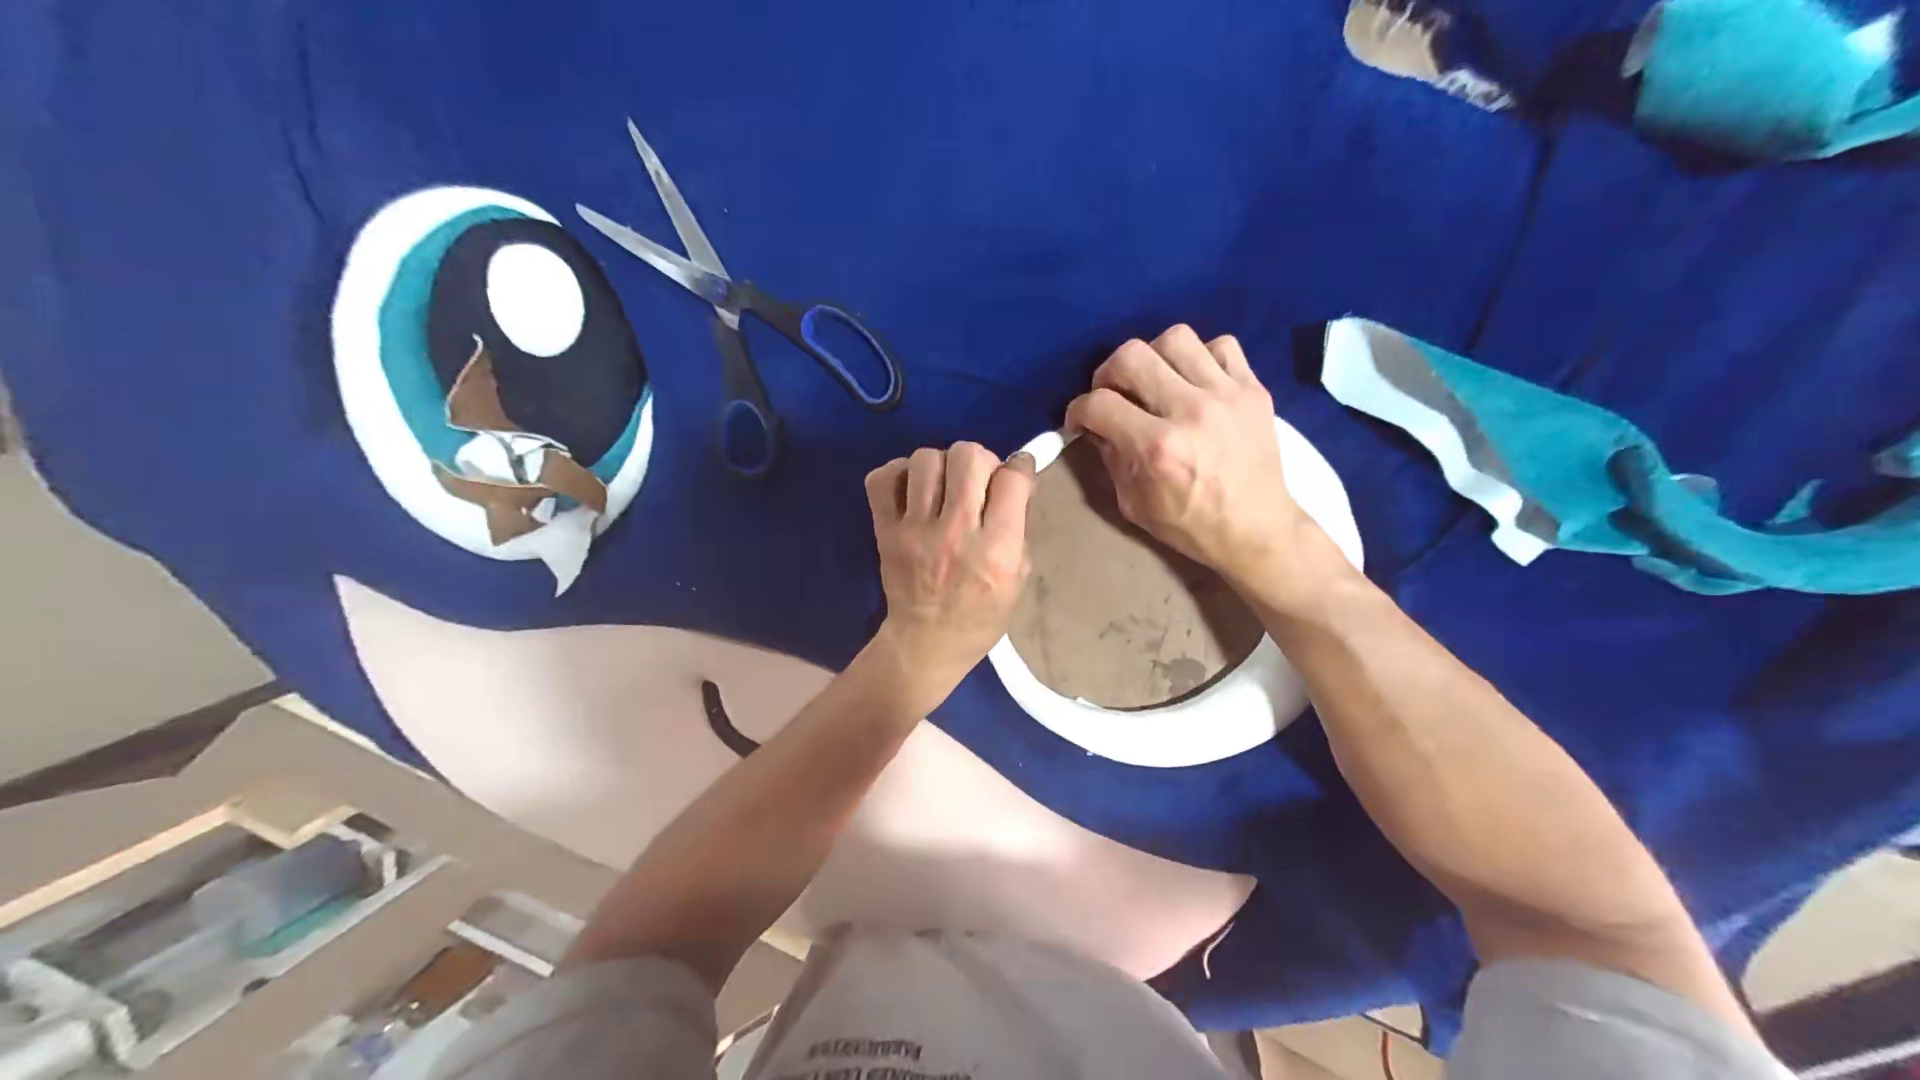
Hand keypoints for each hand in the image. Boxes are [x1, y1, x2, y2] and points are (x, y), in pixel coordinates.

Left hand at [864, 441, 1036, 702]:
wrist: (926, 643)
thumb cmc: (981, 615)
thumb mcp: (1019, 577)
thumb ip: (1019, 526)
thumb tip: (1017, 479)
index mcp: (997, 549)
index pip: (1011, 478)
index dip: (1018, 466)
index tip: (1015, 472)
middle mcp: (956, 533)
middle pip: (967, 456)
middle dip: (979, 459)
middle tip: (977, 481)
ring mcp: (914, 531)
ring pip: (925, 459)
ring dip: (940, 465)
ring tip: (944, 486)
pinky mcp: (884, 531)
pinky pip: (882, 478)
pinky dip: (898, 473)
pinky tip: (914, 489)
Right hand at [1064, 325, 1317, 588]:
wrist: (1256, 530)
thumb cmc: (1189, 525)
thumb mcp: (1133, 503)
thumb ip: (1111, 458)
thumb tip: (1096, 425)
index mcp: (1156, 447)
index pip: (1098, 403)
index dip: (1078, 410)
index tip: (1081, 420)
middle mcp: (1189, 411)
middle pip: (1131, 356)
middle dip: (1108, 374)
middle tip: (1113, 394)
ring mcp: (1226, 395)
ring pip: (1175, 338)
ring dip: (1154, 357)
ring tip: (1155, 381)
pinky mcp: (1253, 389)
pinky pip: (1222, 345)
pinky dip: (1201, 357)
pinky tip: (1195, 381)